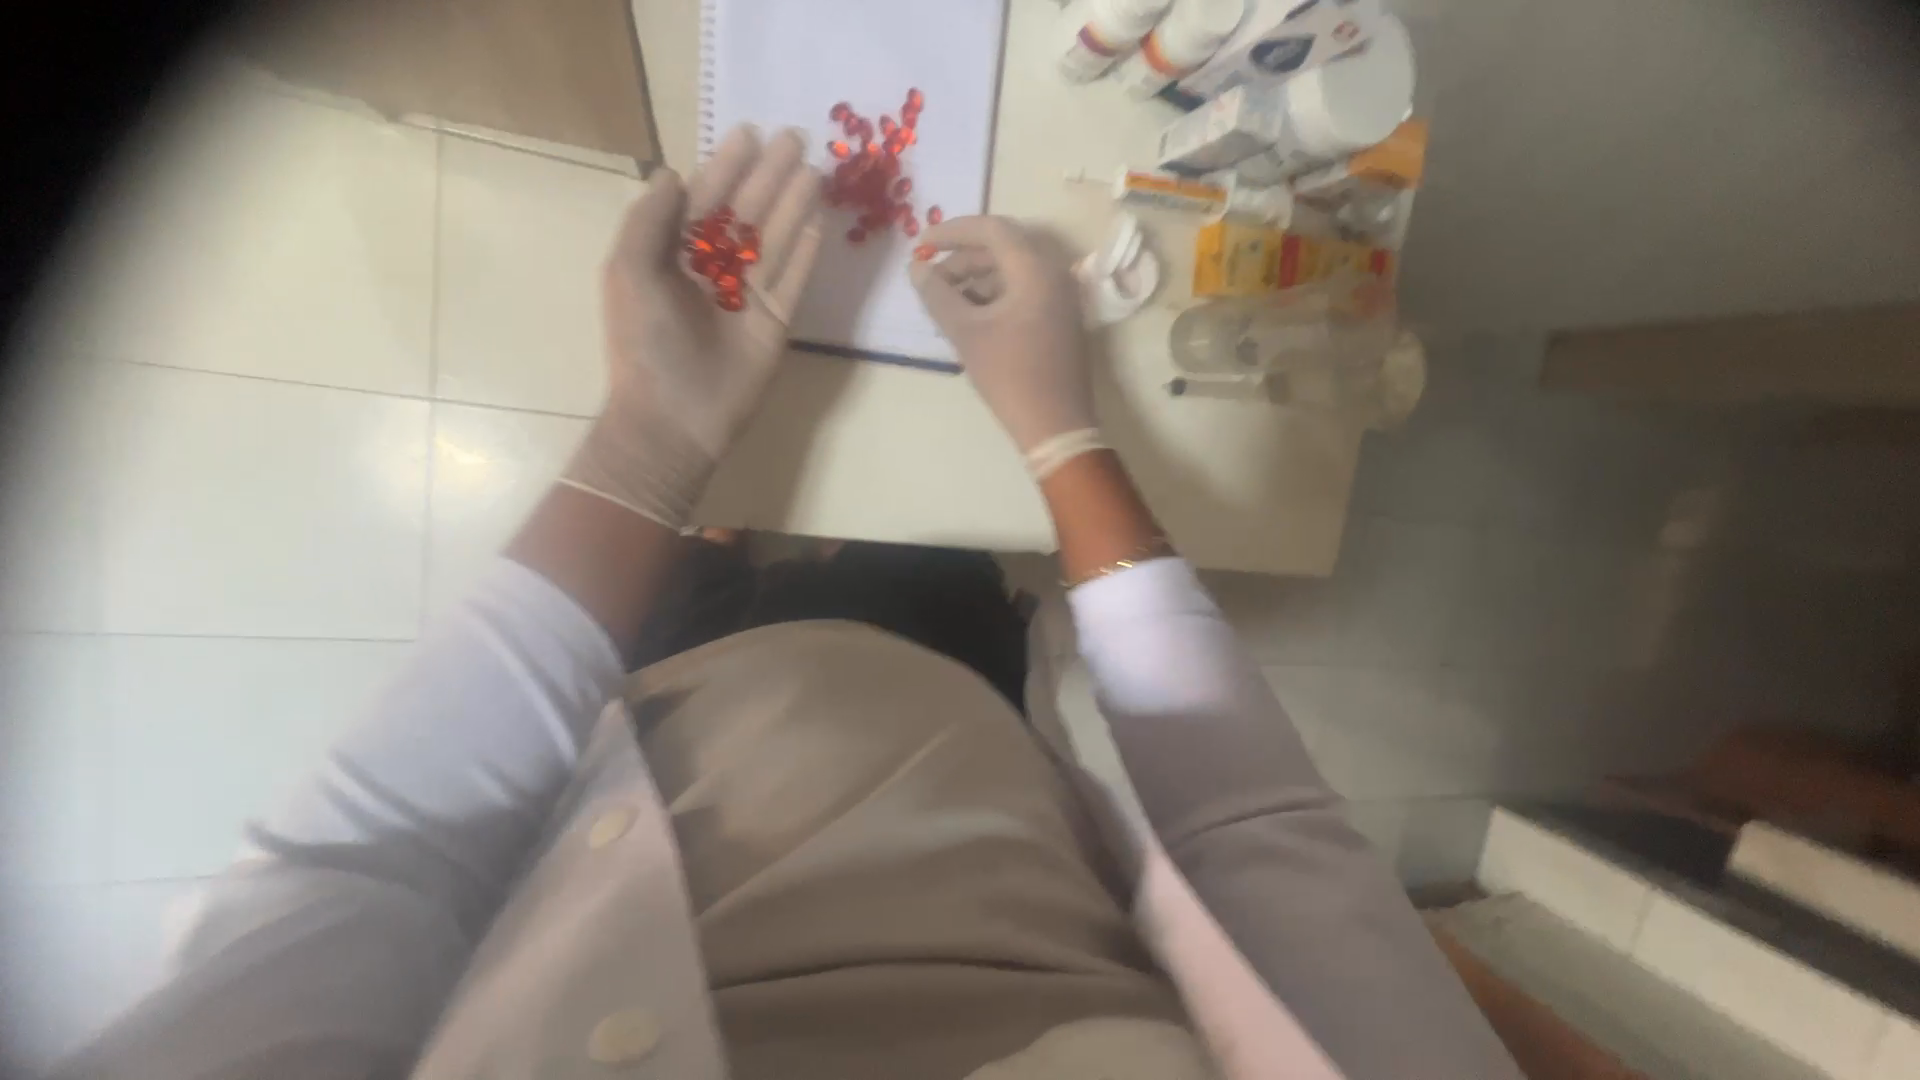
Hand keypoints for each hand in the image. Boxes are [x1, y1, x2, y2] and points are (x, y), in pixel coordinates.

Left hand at [561, 126, 823, 527]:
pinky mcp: (775, 325)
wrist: (675, 418)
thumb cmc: (644, 344)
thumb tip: (673, 175)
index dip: (727, 166)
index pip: (705, 201)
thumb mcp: (629, 272)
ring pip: (774, 241)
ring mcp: (747, 298)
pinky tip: (819, 224)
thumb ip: (648, 221)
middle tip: (796, 139)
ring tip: (815, 171)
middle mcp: (713, 271)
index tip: (749, 132)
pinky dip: (805, 254)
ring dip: (794, 205)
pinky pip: (794, 281)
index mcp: (673, 256)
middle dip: (770, 176)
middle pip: (747, 213)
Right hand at [910, 216, 1099, 477]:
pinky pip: (1024, 291)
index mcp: (1035, 269)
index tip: (921, 243)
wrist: (1056, 424)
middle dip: (963, 258)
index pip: (991, 228)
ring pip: (1012, 271)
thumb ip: (938, 295)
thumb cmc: (1010, 375)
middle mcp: (1054, 273)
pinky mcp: (1060, 318)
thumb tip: (917, 268)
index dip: (952, 231)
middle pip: (1003, 247)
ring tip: (946, 302)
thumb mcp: (966, 333)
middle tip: (931, 277)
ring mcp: (1061, 296)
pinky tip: (970, 318)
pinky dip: (995, 296)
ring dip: (977, 279)